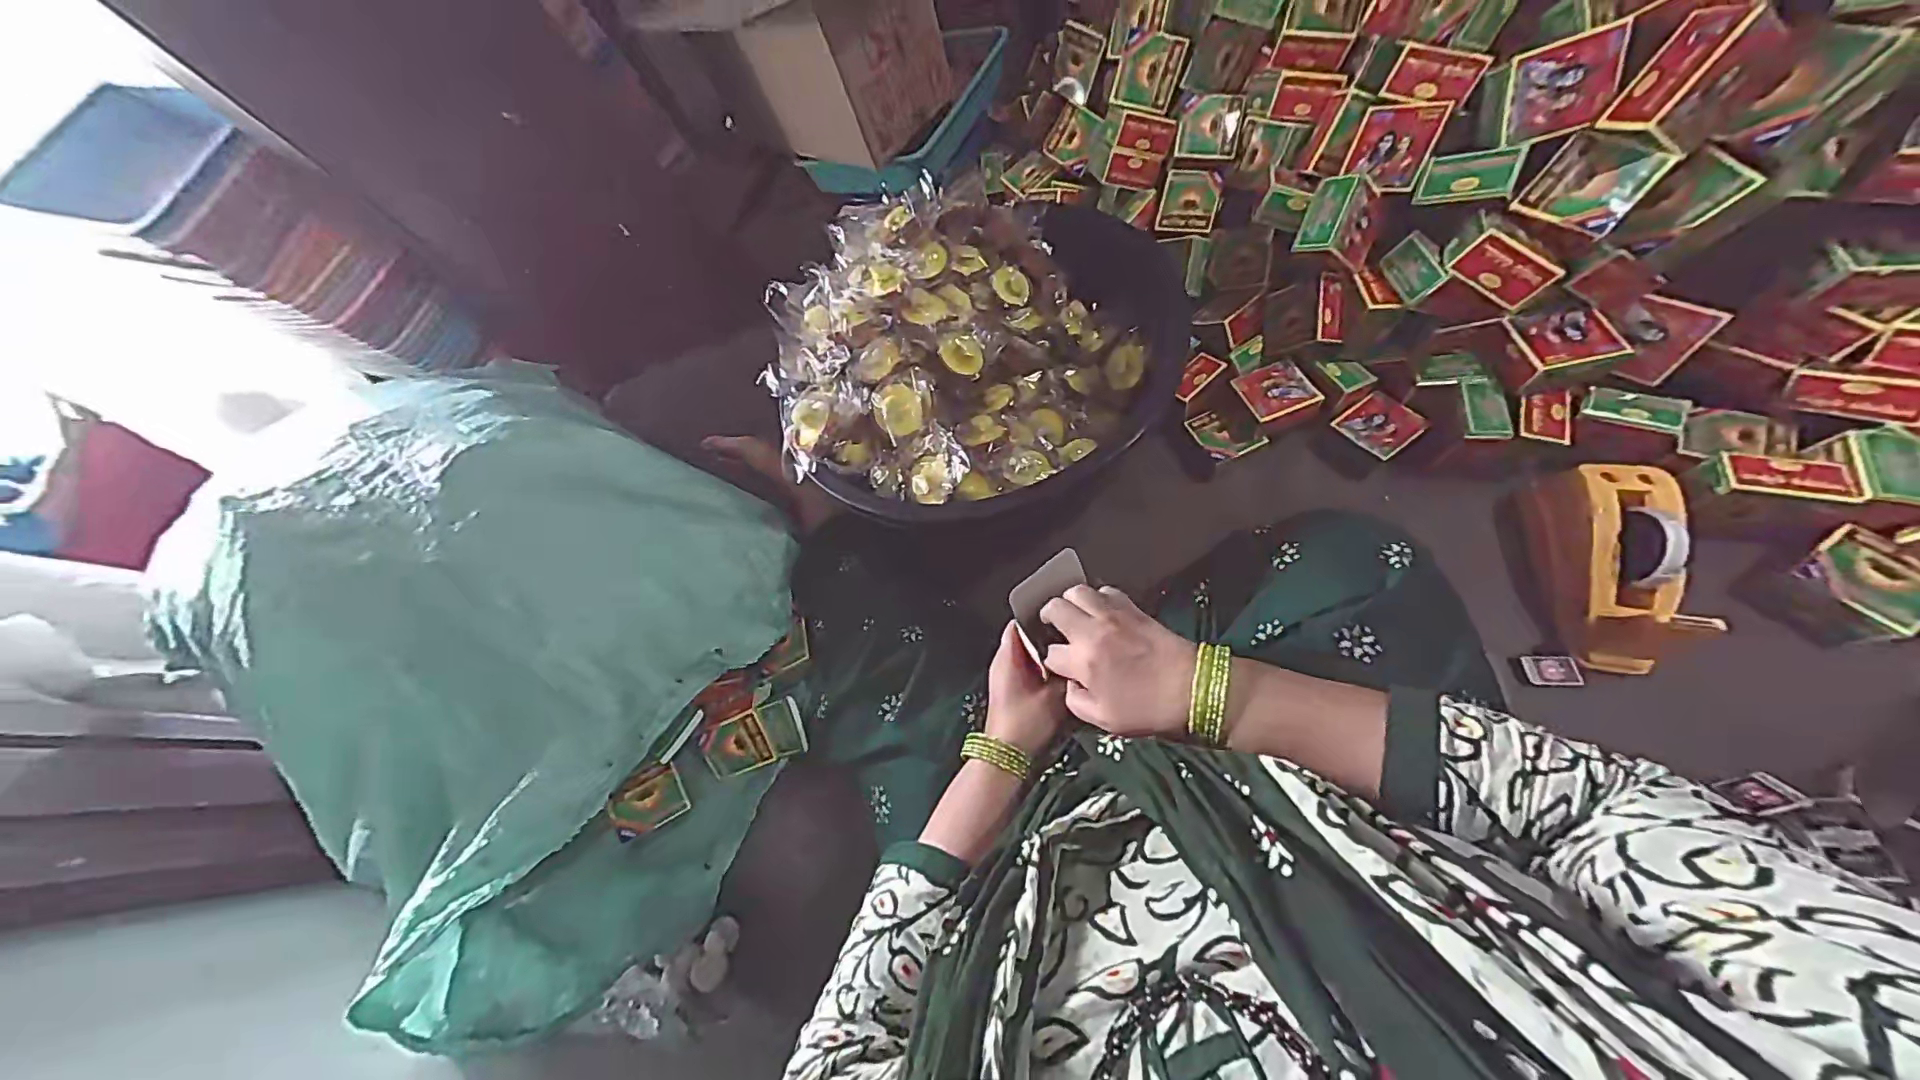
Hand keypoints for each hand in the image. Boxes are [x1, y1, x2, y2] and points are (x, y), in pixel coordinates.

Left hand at [984, 621, 1068, 756]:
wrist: (1008, 758)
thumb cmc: (1025, 725)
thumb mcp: (1055, 695)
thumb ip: (1069, 671)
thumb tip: (1083, 656)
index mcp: (1008, 655)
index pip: (1022, 619)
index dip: (1044, 614)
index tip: (1065, 613)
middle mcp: (1004, 661)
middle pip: (1029, 635)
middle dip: (1051, 634)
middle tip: (1075, 633)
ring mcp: (1008, 675)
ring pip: (1033, 654)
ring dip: (1050, 653)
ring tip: (1074, 651)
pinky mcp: (1014, 689)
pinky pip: (1033, 669)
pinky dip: (1047, 668)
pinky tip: (1065, 674)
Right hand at [1041, 585, 1194, 738]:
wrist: (1194, 689)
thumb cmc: (1150, 710)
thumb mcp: (1104, 719)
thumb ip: (1076, 702)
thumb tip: (1071, 684)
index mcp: (1083, 661)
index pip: (1050, 653)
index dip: (1052, 662)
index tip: (1061, 669)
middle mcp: (1093, 631)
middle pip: (1055, 608)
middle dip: (1049, 618)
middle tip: (1054, 628)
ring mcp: (1113, 616)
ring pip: (1077, 591)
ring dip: (1070, 602)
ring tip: (1074, 614)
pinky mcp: (1132, 608)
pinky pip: (1105, 591)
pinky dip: (1098, 599)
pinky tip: (1102, 613)